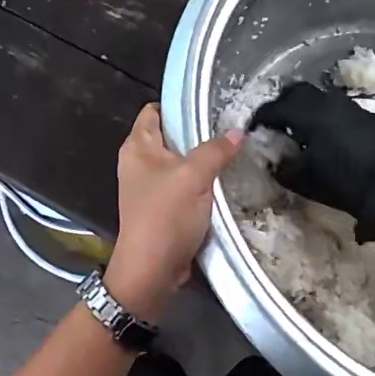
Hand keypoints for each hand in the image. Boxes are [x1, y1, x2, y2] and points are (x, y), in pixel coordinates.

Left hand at [107, 105, 243, 320]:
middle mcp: (140, 162)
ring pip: (181, 162)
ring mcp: (150, 186)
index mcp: (137, 147)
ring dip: (204, 160)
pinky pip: (185, 185)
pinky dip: (202, 183)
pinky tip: (224, 181)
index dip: (179, 104)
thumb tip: (237, 132)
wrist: (152, 271)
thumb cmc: (165, 216)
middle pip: (172, 135)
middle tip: (230, 128)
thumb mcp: (194, 177)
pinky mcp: (163, 207)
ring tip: (233, 151)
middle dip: (199, 132)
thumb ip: (215, 151)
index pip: (154, 110)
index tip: (210, 104)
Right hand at [250, 82, 374, 243]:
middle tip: (274, 126)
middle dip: (281, 107)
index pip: (273, 109)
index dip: (260, 119)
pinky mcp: (362, 113)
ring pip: (315, 97)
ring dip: (302, 109)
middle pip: (295, 93)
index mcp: (307, 115)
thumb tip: (274, 163)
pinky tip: (322, 136)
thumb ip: (283, 169)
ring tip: (297, 131)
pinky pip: (333, 107)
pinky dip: (320, 115)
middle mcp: (325, 102)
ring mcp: (346, 105)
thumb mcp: (306, 181)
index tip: (254, 131)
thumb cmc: (346, 182)